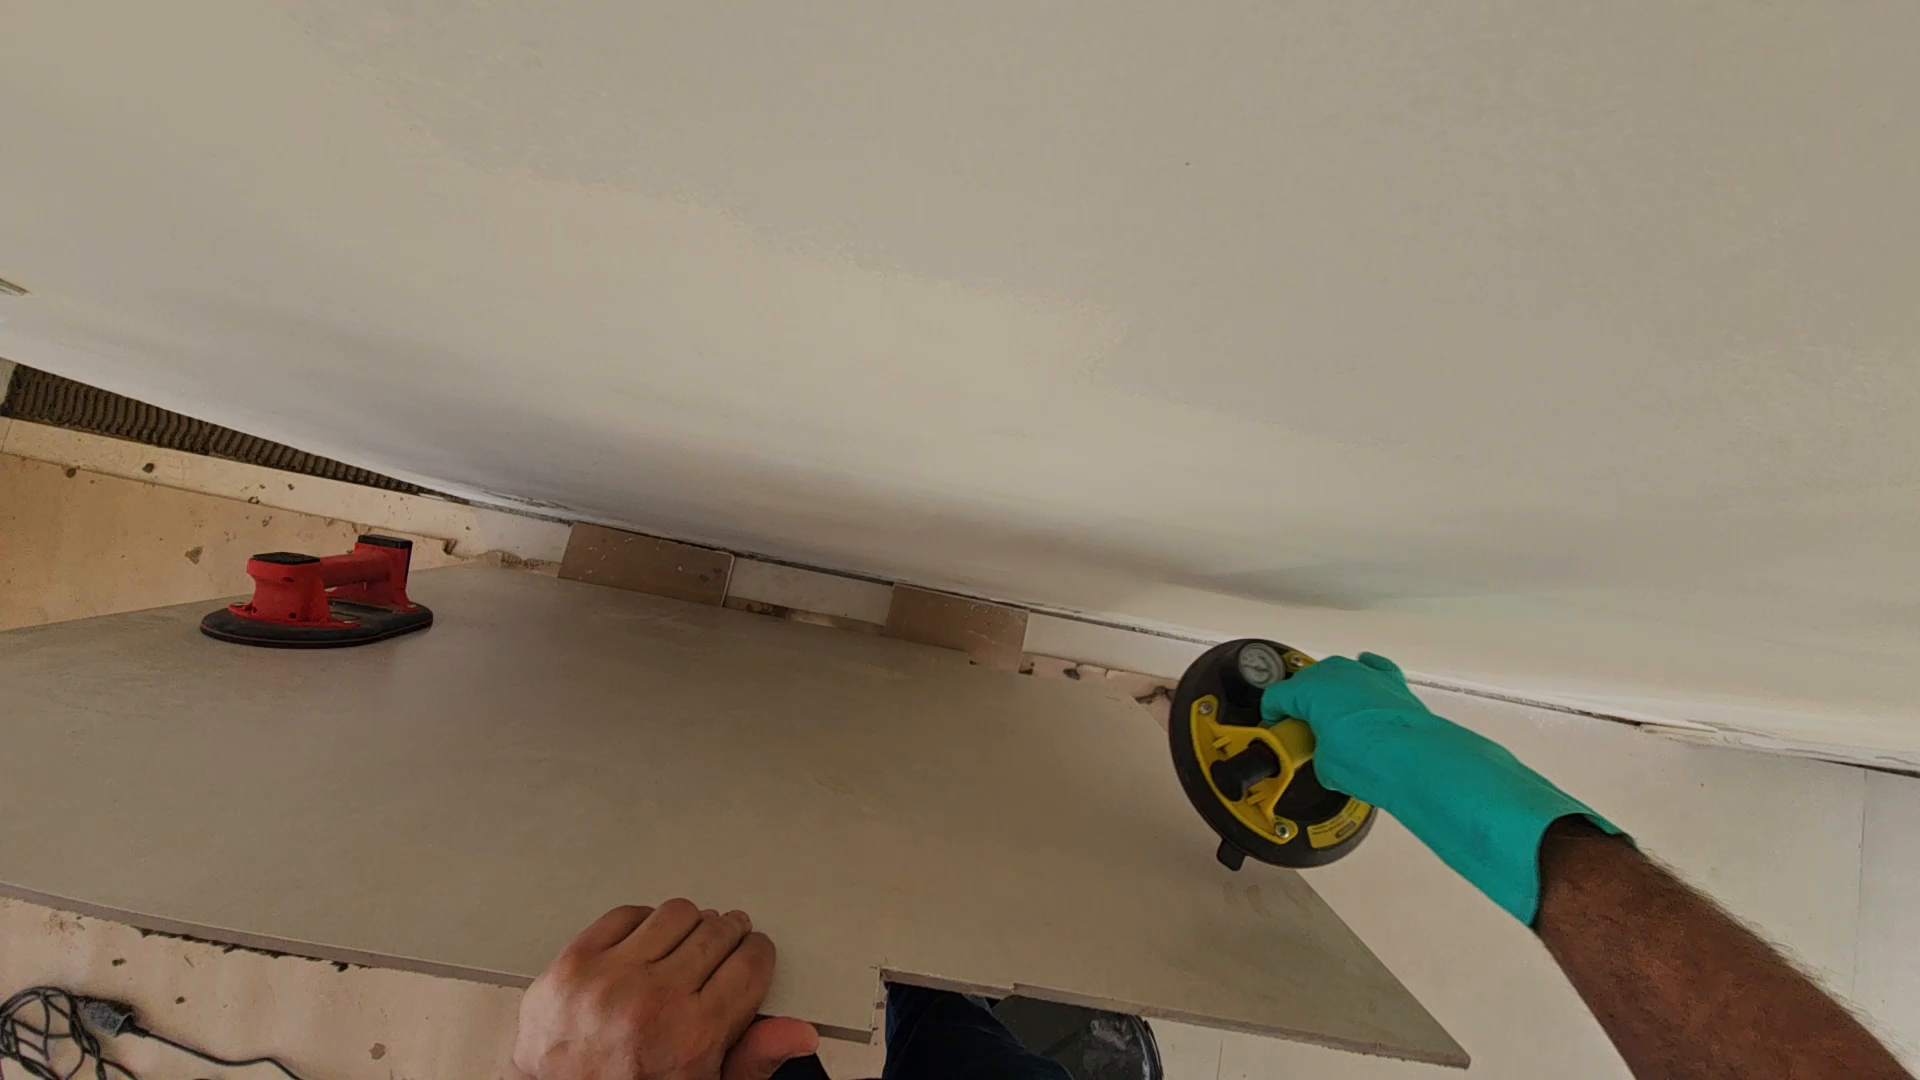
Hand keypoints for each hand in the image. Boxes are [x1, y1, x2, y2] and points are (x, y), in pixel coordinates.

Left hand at [513, 899, 819, 1079]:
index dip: (755, 957)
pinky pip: (626, 914)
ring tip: (676, 955)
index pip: (752, 959)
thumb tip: (799, 1032)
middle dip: (725, 940)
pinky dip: (639, 927)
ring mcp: (606, 982)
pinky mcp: (570, 966)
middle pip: (718, 930)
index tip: (748, 959)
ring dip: (684, 929)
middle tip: (714, 958)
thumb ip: (753, 1059)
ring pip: (676, 913)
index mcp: (691, 1038)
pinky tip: (639, 953)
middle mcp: (650, 1004)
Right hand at [1261, 653, 1622, 924]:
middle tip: (1303, 733)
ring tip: (1335, 723)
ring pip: (1339, 678)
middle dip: (1302, 705)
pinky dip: (1367, 677)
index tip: (1276, 733)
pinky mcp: (1395, 687)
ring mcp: (1369, 676)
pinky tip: (1364, 683)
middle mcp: (1338, 673)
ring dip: (1332, 696)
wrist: (1422, 765)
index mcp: (1310, 687)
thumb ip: (1317, 752)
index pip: (1277, 698)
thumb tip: (1327, 757)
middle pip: (1306, 684)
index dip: (1273, 719)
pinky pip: (1374, 672)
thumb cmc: (1372, 760)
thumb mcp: (1326, 764)